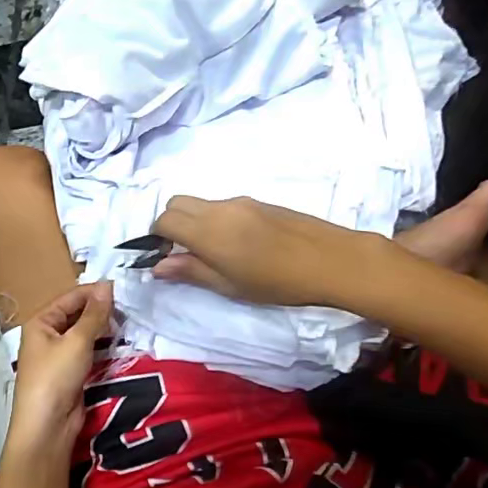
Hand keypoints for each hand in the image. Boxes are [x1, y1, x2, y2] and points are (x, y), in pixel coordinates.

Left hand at [8, 282, 112, 456]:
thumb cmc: (56, 377)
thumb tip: (106, 285)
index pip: (70, 298)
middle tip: (129, 308)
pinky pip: (88, 353)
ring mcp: (58, 355)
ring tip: (128, 324)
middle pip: (76, 315)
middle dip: (100, 311)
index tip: (122, 288)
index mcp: (41, 322)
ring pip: (84, 334)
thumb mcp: (77, 341)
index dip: (94, 292)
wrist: (48, 426)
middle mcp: (47, 335)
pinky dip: (102, 348)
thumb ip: (94, 314)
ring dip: (103, 330)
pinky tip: (119, 345)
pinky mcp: (70, 373)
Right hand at [149, 184, 487, 307]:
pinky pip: (222, 205)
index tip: (162, 258)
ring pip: (200, 203)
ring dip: (193, 222)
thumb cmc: (278, 283)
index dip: (155, 238)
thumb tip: (158, 266)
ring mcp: (241, 201)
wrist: (332, 260)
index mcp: (208, 229)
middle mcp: (220, 207)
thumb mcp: (230, 285)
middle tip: (182, 254)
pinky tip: (236, 244)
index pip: (163, 220)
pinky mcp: (259, 202)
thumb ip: (191, 271)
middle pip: (177, 203)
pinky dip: (214, 219)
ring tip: (211, 252)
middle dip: (169, 224)